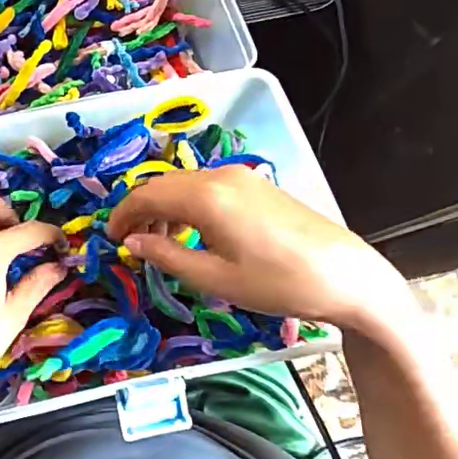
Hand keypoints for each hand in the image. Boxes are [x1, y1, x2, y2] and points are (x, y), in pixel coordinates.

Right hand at [106, 166, 417, 342]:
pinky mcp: (256, 184)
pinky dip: (187, 205)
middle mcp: (220, 176)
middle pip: (163, 184)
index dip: (122, 214)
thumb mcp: (215, 278)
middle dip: (139, 210)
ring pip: (185, 184)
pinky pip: (207, 187)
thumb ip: (167, 255)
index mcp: (205, 197)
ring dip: (163, 207)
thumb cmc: (278, 282)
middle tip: (130, 243)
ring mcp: (241, 177)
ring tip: (159, 241)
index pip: (146, 194)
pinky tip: (193, 232)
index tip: (110, 239)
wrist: (347, 276)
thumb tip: (132, 242)